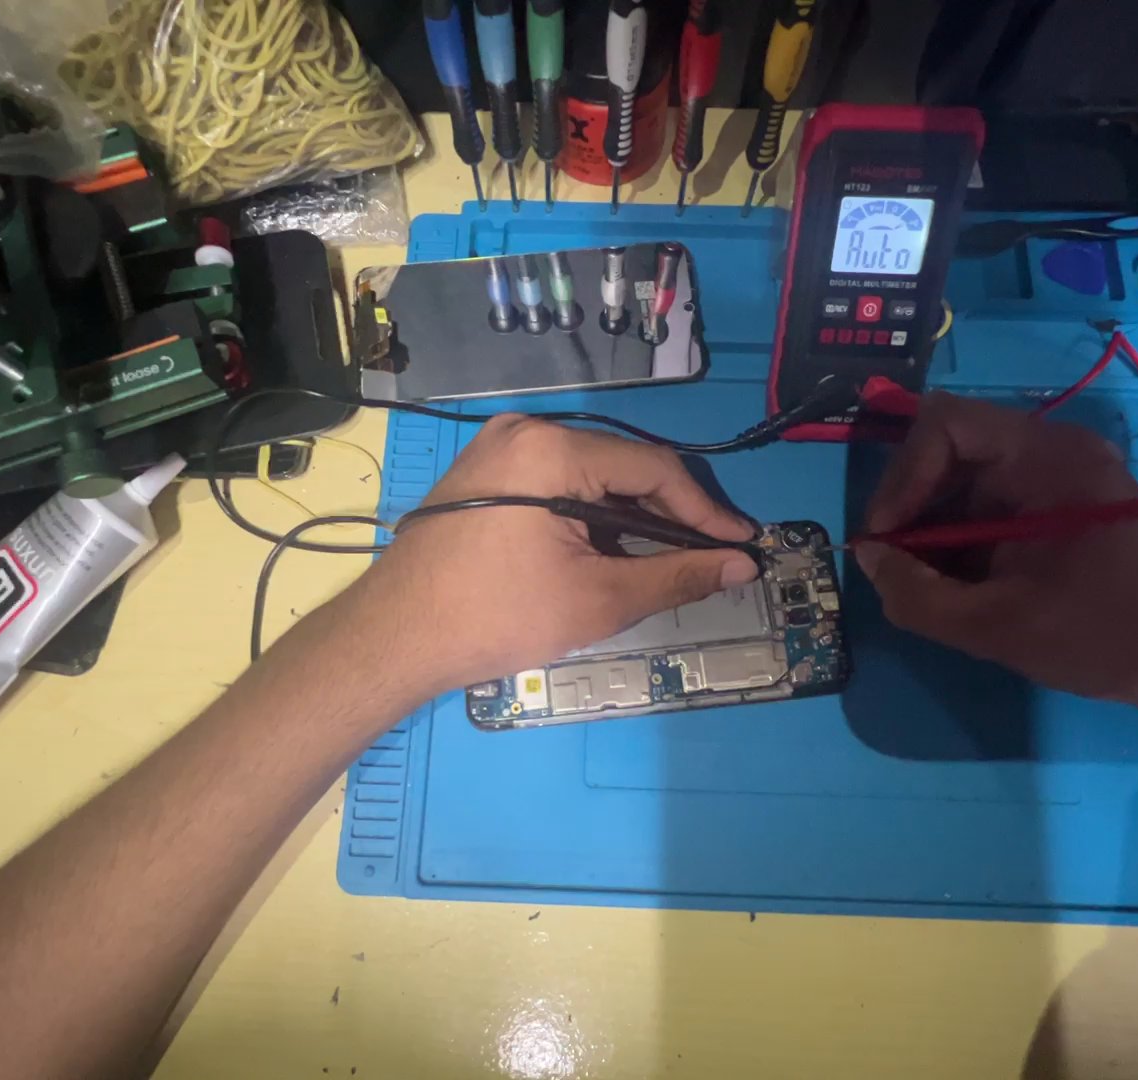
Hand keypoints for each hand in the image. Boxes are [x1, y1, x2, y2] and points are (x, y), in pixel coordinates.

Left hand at [332, 415, 759, 697]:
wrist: (395, 639)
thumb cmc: (499, 618)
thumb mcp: (599, 599)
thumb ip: (677, 576)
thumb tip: (742, 565)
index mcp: (552, 449)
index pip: (652, 468)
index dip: (703, 509)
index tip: (741, 543)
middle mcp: (525, 431)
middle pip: (620, 467)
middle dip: (667, 514)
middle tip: (709, 554)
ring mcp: (498, 449)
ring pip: (589, 477)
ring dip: (630, 518)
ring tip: (666, 559)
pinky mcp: (484, 474)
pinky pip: (556, 484)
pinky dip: (590, 516)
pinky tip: (609, 550)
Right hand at [857, 393, 1137, 712]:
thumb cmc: (1104, 638)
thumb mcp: (995, 627)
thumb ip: (915, 594)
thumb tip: (865, 558)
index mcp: (1047, 459)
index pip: (944, 425)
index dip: (901, 477)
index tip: (886, 538)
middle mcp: (1045, 451)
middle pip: (941, 452)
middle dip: (907, 510)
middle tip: (892, 565)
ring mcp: (1046, 476)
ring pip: (951, 483)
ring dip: (924, 530)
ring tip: (921, 583)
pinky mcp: (1043, 504)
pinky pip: (974, 505)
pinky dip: (949, 541)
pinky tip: (951, 584)